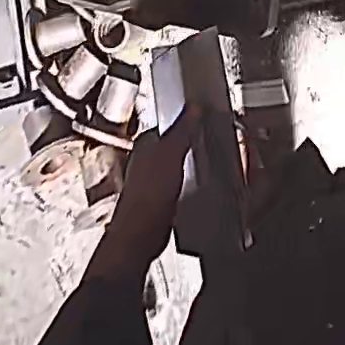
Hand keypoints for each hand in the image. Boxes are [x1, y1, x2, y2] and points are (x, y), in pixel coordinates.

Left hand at [85, 109, 196, 282]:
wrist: (141, 237)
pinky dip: (186, 178)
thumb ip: (182, 130)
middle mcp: (144, 159)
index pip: (167, 121)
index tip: (200, 114)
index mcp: (145, 143)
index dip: (184, 117)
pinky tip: (194, 183)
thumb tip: (193, 108)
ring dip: (186, 159)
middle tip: (204, 135)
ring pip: (172, 161)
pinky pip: (176, 180)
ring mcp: (150, 179)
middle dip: (186, 138)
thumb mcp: (171, 155)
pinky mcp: (159, 198)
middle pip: (170, 141)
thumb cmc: (147, 197)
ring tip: (201, 156)